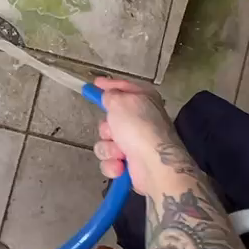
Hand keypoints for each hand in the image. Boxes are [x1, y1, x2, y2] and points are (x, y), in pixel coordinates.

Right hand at [91, 76, 194, 193]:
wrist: (153, 164)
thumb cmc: (138, 127)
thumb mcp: (119, 101)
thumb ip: (110, 94)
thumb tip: (108, 95)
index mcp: (143, 99)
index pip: (123, 87)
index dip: (109, 85)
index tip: (95, 84)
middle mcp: (140, 120)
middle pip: (110, 119)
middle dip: (106, 128)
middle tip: (112, 131)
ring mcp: (135, 142)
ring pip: (106, 142)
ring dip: (108, 148)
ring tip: (120, 151)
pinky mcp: (130, 162)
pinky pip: (109, 160)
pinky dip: (112, 163)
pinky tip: (120, 164)